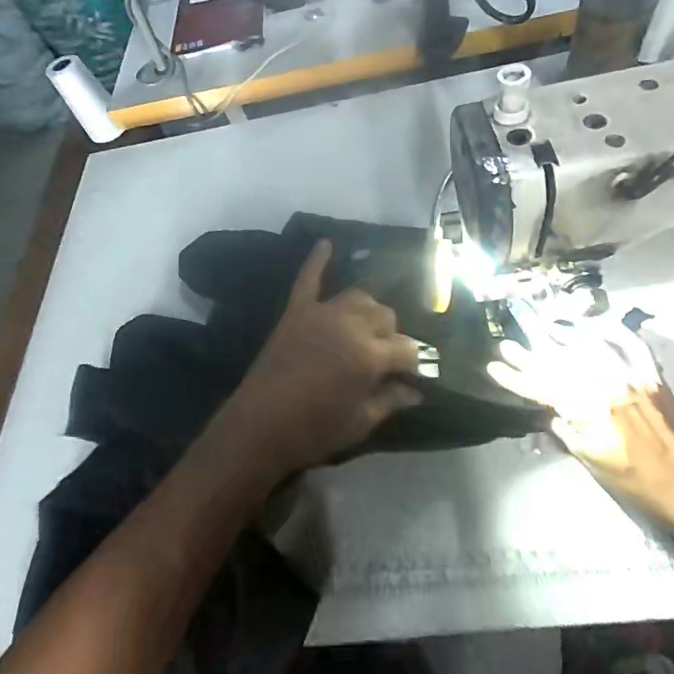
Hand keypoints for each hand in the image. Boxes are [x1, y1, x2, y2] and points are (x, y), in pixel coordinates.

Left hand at [208, 240, 422, 478]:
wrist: (257, 426)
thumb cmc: (313, 431)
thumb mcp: (360, 423)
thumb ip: (390, 401)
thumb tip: (416, 390)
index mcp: (369, 355)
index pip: (408, 348)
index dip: (415, 364)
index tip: (415, 376)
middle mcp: (348, 325)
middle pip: (385, 316)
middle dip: (392, 336)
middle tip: (386, 360)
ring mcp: (320, 314)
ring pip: (358, 297)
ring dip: (369, 310)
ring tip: (369, 329)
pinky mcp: (295, 312)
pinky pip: (308, 279)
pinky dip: (317, 260)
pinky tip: (326, 243)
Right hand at [489, 315, 673, 529]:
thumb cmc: (632, 479)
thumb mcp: (588, 459)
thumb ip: (566, 430)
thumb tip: (551, 412)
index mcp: (589, 409)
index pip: (542, 388)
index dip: (516, 378)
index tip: (495, 367)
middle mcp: (607, 386)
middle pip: (560, 364)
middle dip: (530, 356)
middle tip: (508, 346)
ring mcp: (631, 377)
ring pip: (589, 348)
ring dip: (564, 338)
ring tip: (545, 330)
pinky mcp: (651, 376)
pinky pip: (630, 345)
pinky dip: (613, 332)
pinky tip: (597, 325)